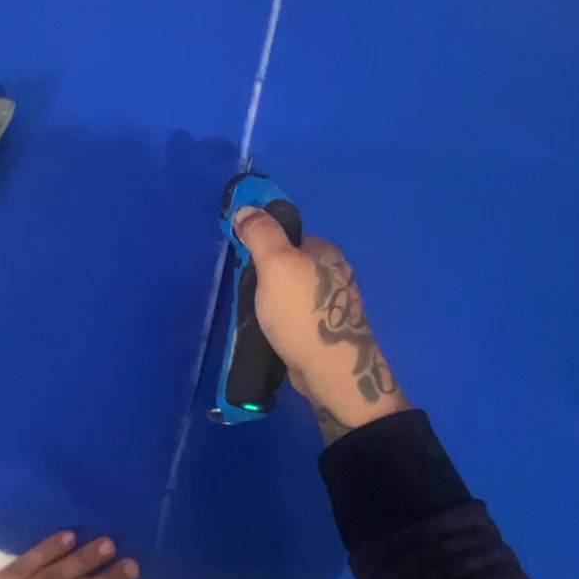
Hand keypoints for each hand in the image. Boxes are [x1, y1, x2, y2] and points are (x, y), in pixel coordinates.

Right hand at [232, 205, 410, 441]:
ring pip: (292, 293)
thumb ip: (261, 234)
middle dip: (266, 278)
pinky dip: (282, 322)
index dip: (263, 246)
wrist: (331, 370)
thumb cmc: (300, 313)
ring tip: (256, 317)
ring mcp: (332, 305)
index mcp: (327, 252)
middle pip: (289, 266)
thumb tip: (245, 209)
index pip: (289, 237)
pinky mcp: (326, 332)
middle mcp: (334, 274)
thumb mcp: (275, 264)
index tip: (244, 265)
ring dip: (272, 302)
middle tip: (248, 294)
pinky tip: (271, 333)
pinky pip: (296, 317)